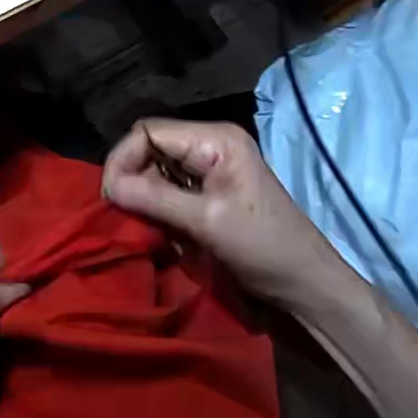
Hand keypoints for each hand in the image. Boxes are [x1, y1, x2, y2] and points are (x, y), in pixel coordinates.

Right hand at [102, 119, 354, 316]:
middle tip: (121, 209)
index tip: (111, 195)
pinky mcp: (210, 185)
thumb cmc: (264, 248)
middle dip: (132, 176)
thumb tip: (109, 187)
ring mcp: (211, 164)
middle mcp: (211, 142)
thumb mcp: (205, 222)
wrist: (308, 285)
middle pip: (149, 146)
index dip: (123, 158)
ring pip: (155, 165)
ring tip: (143, 220)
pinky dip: (158, 203)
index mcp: (215, 139)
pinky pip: (168, 183)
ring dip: (144, 192)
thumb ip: (154, 198)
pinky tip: (161, 225)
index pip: (147, 132)